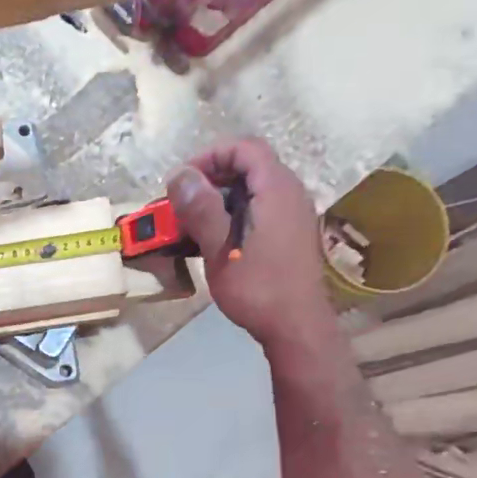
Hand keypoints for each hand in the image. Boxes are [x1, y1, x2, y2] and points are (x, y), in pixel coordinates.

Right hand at [167, 139, 335, 353]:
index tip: (183, 183)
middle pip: (249, 167)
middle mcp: (291, 194)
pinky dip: (236, 217)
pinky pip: (262, 212)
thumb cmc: (258, 288)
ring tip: (195, 226)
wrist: (297, 329)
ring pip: (254, 192)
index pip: (244, 148)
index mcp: (277, 188)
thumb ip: (201, 208)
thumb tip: (179, 174)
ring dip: (221, 201)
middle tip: (184, 205)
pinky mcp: (292, 237)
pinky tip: (217, 243)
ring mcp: (295, 216)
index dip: (210, 156)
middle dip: (212, 180)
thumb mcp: (221, 249)